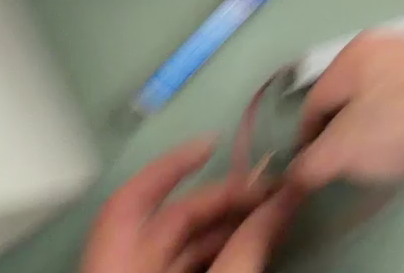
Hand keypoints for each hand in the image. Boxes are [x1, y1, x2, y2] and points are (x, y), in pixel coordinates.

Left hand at [83, 139, 302, 272]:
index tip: (215, 142)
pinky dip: (219, 250)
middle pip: (167, 220)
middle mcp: (118, 272)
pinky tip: (252, 244)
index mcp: (116, 267)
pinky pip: (183, 266)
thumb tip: (287, 196)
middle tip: (268, 189)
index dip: (169, 167)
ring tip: (271, 215)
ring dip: (227, 225)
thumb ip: (251, 244)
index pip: (130, 203)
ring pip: (179, 245)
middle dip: (222, 199)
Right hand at [291, 34, 403, 186]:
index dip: (309, 141)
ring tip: (386, 153)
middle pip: (348, 98)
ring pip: (380, 99)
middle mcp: (385, 43)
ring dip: (376, 128)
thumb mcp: (343, 150)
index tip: (317, 169)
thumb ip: (310, 163)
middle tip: (353, 162)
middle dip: (345, 133)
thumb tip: (299, 171)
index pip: (314, 102)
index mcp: (355, 52)